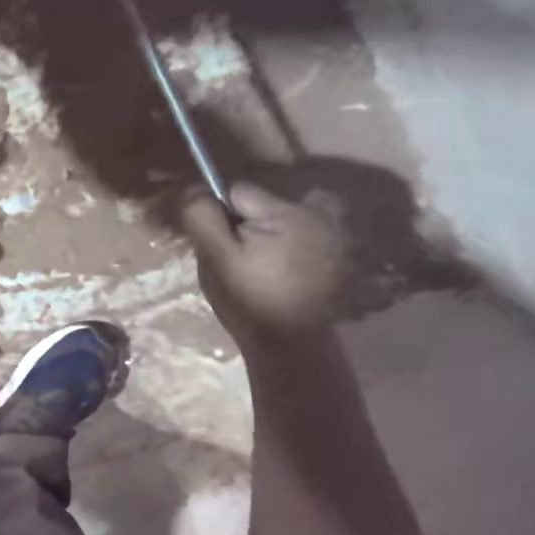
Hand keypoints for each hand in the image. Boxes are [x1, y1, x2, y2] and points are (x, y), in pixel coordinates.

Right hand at [182, 182, 353, 340]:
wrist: (290, 346)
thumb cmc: (249, 301)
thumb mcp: (215, 258)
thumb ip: (202, 216)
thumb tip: (196, 189)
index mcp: (288, 211)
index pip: (239, 191)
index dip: (224, 216)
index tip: (225, 247)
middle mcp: (318, 212)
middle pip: (265, 203)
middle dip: (250, 224)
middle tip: (244, 261)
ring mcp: (334, 234)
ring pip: (284, 218)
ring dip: (271, 234)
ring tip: (266, 269)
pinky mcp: (339, 253)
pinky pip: (304, 235)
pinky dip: (292, 247)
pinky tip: (286, 274)